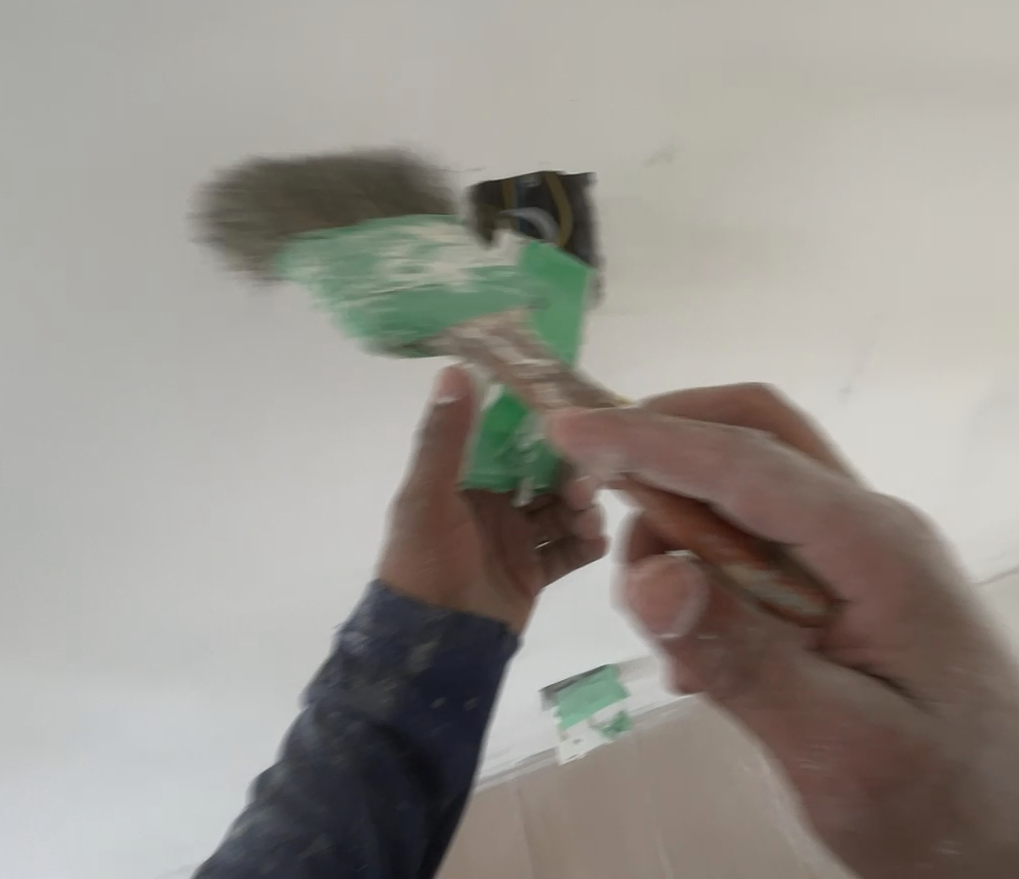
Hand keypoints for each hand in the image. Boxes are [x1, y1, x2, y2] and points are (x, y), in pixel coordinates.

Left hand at [377, 365, 607, 633]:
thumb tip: (455, 368)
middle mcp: (492, 504)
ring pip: (561, 509)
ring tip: (587, 519)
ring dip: (580, 507)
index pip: (509, 441)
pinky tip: (594, 542)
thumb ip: (445, 437)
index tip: (573, 422)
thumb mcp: (427, 497)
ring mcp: (515, 539)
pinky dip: (585, 543)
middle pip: (543, 474)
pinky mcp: (534, 571)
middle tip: (584, 484)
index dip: (540, 430)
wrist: (432, 651)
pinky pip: (568, 550)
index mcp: (463, 480)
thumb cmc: (424, 565)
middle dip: (569, 473)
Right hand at [545, 385, 1018, 878]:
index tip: (565, 428)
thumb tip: (651, 574)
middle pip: (759, 431)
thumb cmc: (950, 801)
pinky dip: (711, 551)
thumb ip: (746, 662)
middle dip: (671, 437)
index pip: (744, 461)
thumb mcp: (841, 752)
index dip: (650, 440)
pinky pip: (767, 531)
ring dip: (686, 504)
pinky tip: (696, 635)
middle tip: (599, 484)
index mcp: (873, 545)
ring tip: (652, 597)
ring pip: (756, 475)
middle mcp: (868, 520)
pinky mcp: (852, 574)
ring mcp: (863, 543)